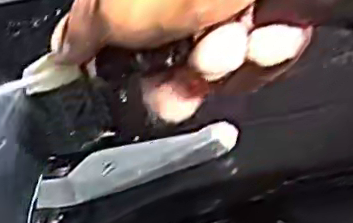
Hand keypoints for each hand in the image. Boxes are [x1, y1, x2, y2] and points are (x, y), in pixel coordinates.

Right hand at [51, 0, 312, 121]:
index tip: (128, 85)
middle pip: (169, 59)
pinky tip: (271, 36)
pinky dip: (268, 56)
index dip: (123, 71)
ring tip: (232, 46)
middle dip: (174, 82)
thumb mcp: (110, 2)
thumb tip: (61, 47)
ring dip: (220, 70)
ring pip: (218, 63)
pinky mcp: (290, 2)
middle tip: (186, 72)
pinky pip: (269, 54)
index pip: (121, 34)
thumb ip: (81, 30)